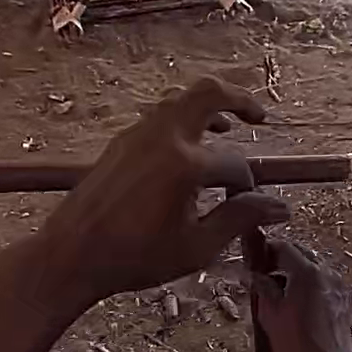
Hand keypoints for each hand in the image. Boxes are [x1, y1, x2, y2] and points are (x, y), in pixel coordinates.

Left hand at [30, 78, 289, 312]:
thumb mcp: (196, 247)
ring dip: (208, 107)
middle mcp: (163, 137)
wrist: (71, 255)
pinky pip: (159, 116)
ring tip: (226, 128)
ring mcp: (138, 135)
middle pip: (208, 93)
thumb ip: (239, 219)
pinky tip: (186, 149)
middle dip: (240, 98)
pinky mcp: (121, 143)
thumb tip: (280, 207)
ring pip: (180, 99)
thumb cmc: (135, 258)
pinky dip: (182, 120)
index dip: (248, 183)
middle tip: (259, 117)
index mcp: (185, 164)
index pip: (234, 163)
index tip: (252, 202)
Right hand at [249, 240, 351, 351]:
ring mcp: (337, 286)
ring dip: (293, 271)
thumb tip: (252, 275)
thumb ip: (262, 288)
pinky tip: (294, 300)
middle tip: (262, 271)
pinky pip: (321, 281)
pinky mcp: (341, 300)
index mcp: (307, 272)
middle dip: (280, 258)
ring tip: (276, 287)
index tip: (253, 257)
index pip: (284, 247)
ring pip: (312, 267)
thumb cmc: (298, 343)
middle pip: (301, 253)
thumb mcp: (271, 314)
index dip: (266, 249)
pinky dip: (306, 283)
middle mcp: (326, 273)